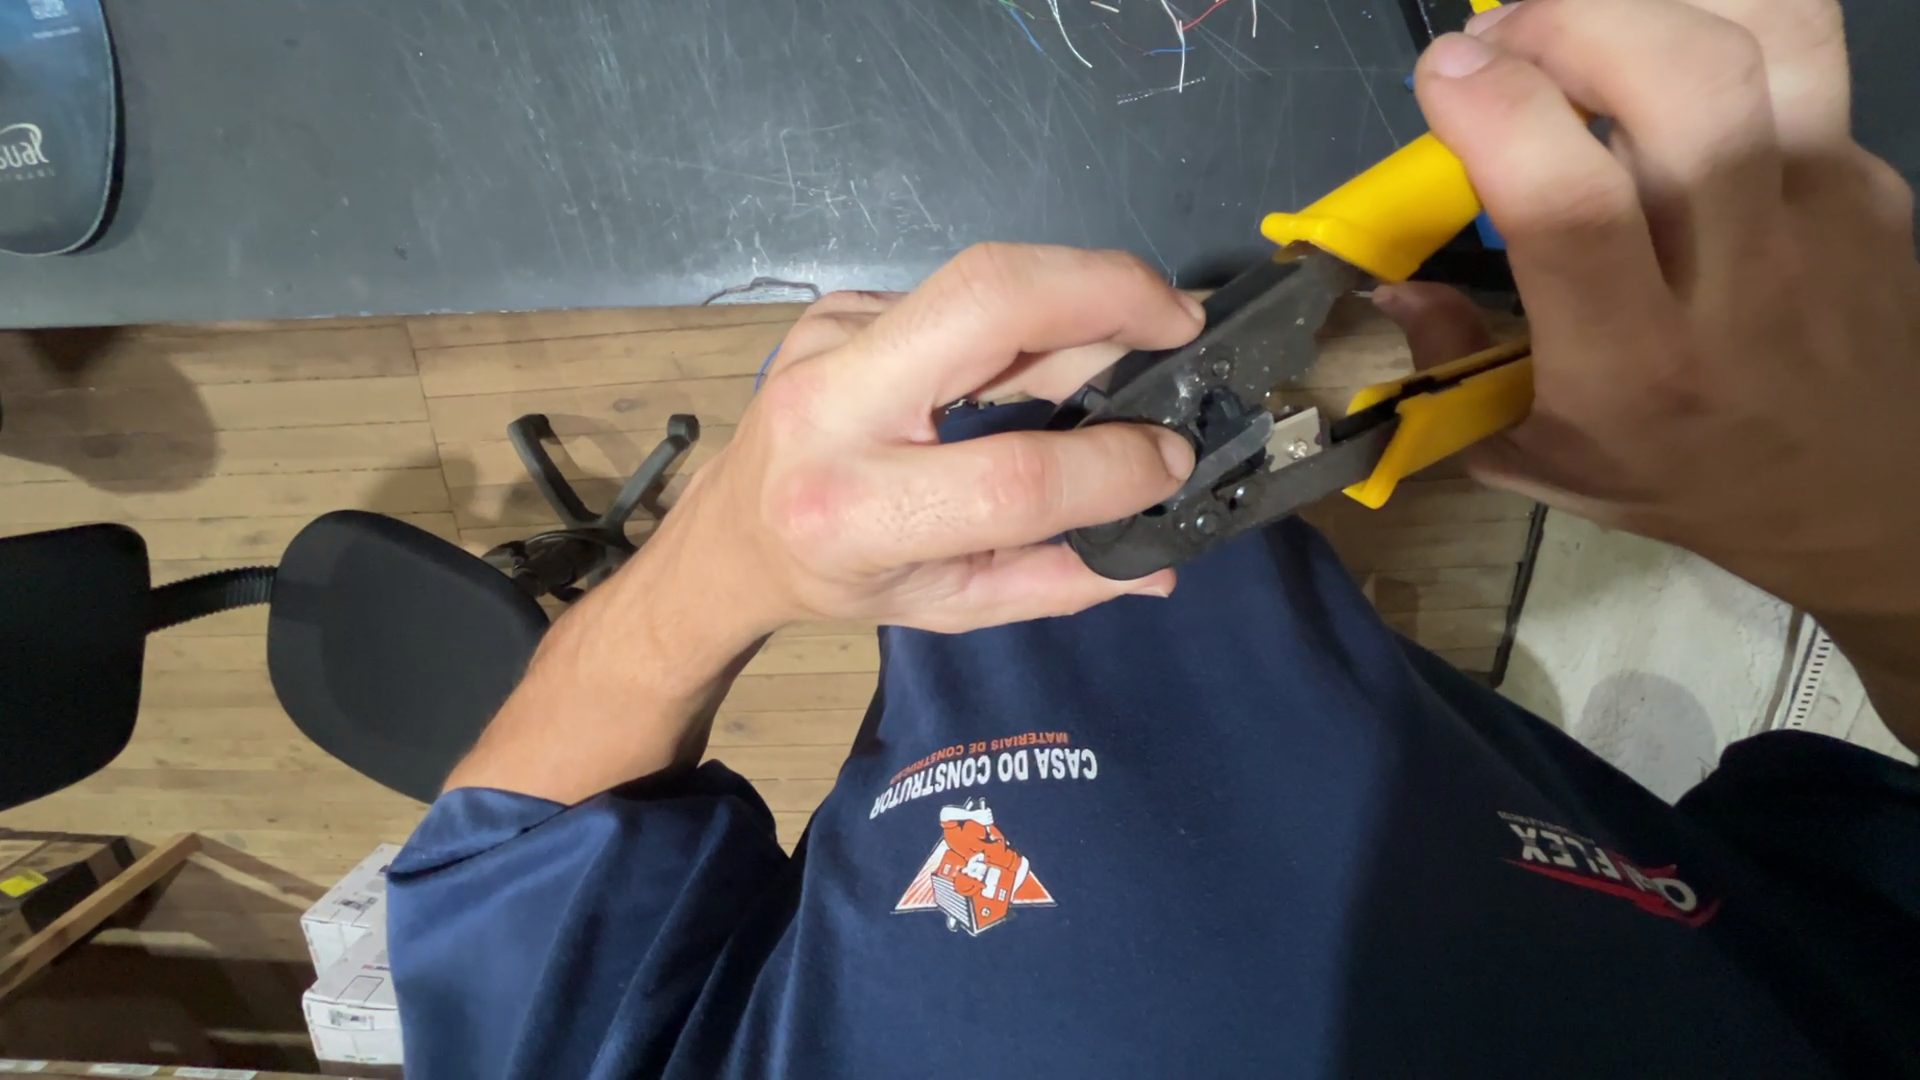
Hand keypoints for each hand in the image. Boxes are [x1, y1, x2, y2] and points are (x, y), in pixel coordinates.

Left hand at [661, 244, 1201, 634]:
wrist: (733, 533)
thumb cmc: (840, 582)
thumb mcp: (945, 604)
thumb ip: (1053, 584)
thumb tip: (1161, 564)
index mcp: (858, 512)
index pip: (1012, 477)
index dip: (1111, 466)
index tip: (1171, 457)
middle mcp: (834, 409)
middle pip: (989, 303)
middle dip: (1107, 293)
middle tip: (1182, 321)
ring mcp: (830, 341)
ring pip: (979, 280)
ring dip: (1079, 293)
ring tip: (1142, 330)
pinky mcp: (838, 309)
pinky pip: (957, 296)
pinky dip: (1027, 313)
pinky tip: (1055, 345)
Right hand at [1376, 0, 1919, 618]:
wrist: (1852, 494)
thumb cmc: (1659, 481)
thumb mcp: (1521, 454)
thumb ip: (1451, 365)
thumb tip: (1388, 287)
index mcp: (1625, 361)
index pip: (1568, 208)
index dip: (1499, 116)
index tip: (1440, 74)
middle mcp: (1734, 274)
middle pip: (1682, 89)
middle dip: (1570, 25)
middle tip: (1492, 32)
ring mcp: (1826, 210)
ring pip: (1768, 39)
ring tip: (1561, 16)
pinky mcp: (1873, 176)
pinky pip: (1803, 51)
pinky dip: (1710, 14)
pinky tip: (1641, 38)